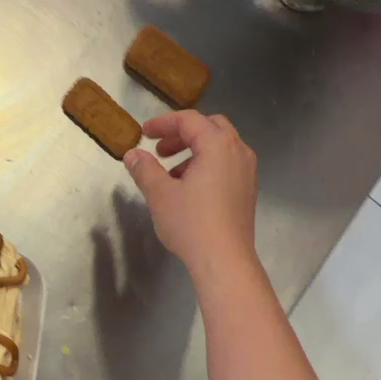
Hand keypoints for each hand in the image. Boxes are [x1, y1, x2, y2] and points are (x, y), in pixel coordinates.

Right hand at [123, 111, 259, 282]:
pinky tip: (192, 190)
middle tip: (160, 151)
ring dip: (194, 152)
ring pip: (220, 147)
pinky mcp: (247, 189)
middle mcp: (237, 150)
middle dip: (182, 135)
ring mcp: (246, 169)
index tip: (144, 133)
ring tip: (172, 175)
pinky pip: (227, 165)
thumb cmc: (191, 225)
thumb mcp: (160, 196)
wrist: (224, 258)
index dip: (163, 123)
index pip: (189, 120)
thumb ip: (145, 170)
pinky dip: (208, 166)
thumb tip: (132, 154)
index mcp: (217, 144)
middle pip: (210, 127)